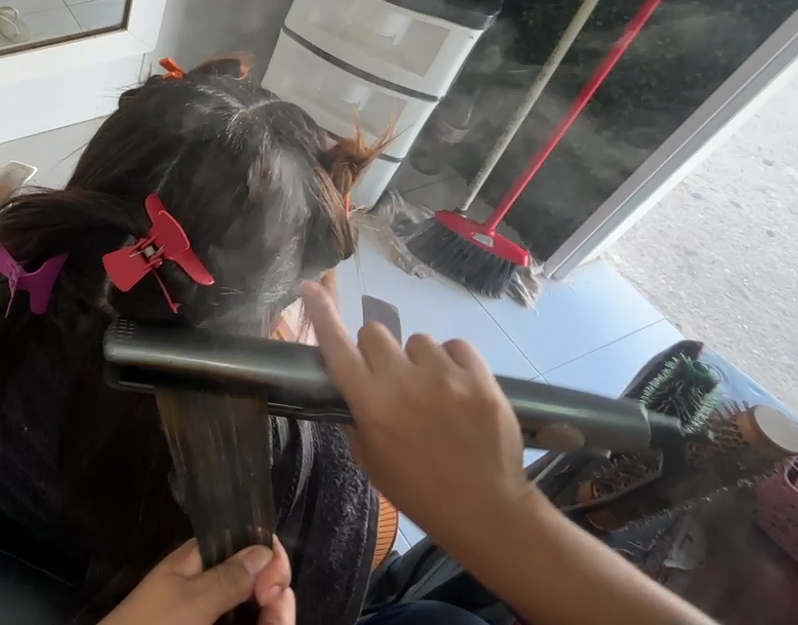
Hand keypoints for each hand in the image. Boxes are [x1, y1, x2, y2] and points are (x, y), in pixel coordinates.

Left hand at [98, 537, 293, 624]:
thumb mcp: (191, 602)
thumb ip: (228, 578)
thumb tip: (266, 549)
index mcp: (200, 560)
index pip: (245, 543)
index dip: (268, 559)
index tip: (274, 589)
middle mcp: (210, 582)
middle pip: (258, 580)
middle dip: (276, 598)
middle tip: (274, 619)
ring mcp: (212, 611)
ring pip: (255, 609)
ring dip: (270, 619)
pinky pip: (241, 622)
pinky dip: (255, 624)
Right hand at [300, 280, 536, 552]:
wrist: (488, 511)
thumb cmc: (418, 489)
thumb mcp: (369, 459)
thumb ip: (353, 416)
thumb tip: (346, 384)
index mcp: (370, 403)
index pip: (336, 345)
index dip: (321, 314)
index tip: (310, 286)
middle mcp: (403, 382)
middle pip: (375, 332)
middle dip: (377, 351)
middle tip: (391, 379)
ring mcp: (445, 377)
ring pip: (418, 339)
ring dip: (418, 359)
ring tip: (433, 391)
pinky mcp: (480, 379)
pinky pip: (456, 346)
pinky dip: (454, 361)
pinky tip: (458, 387)